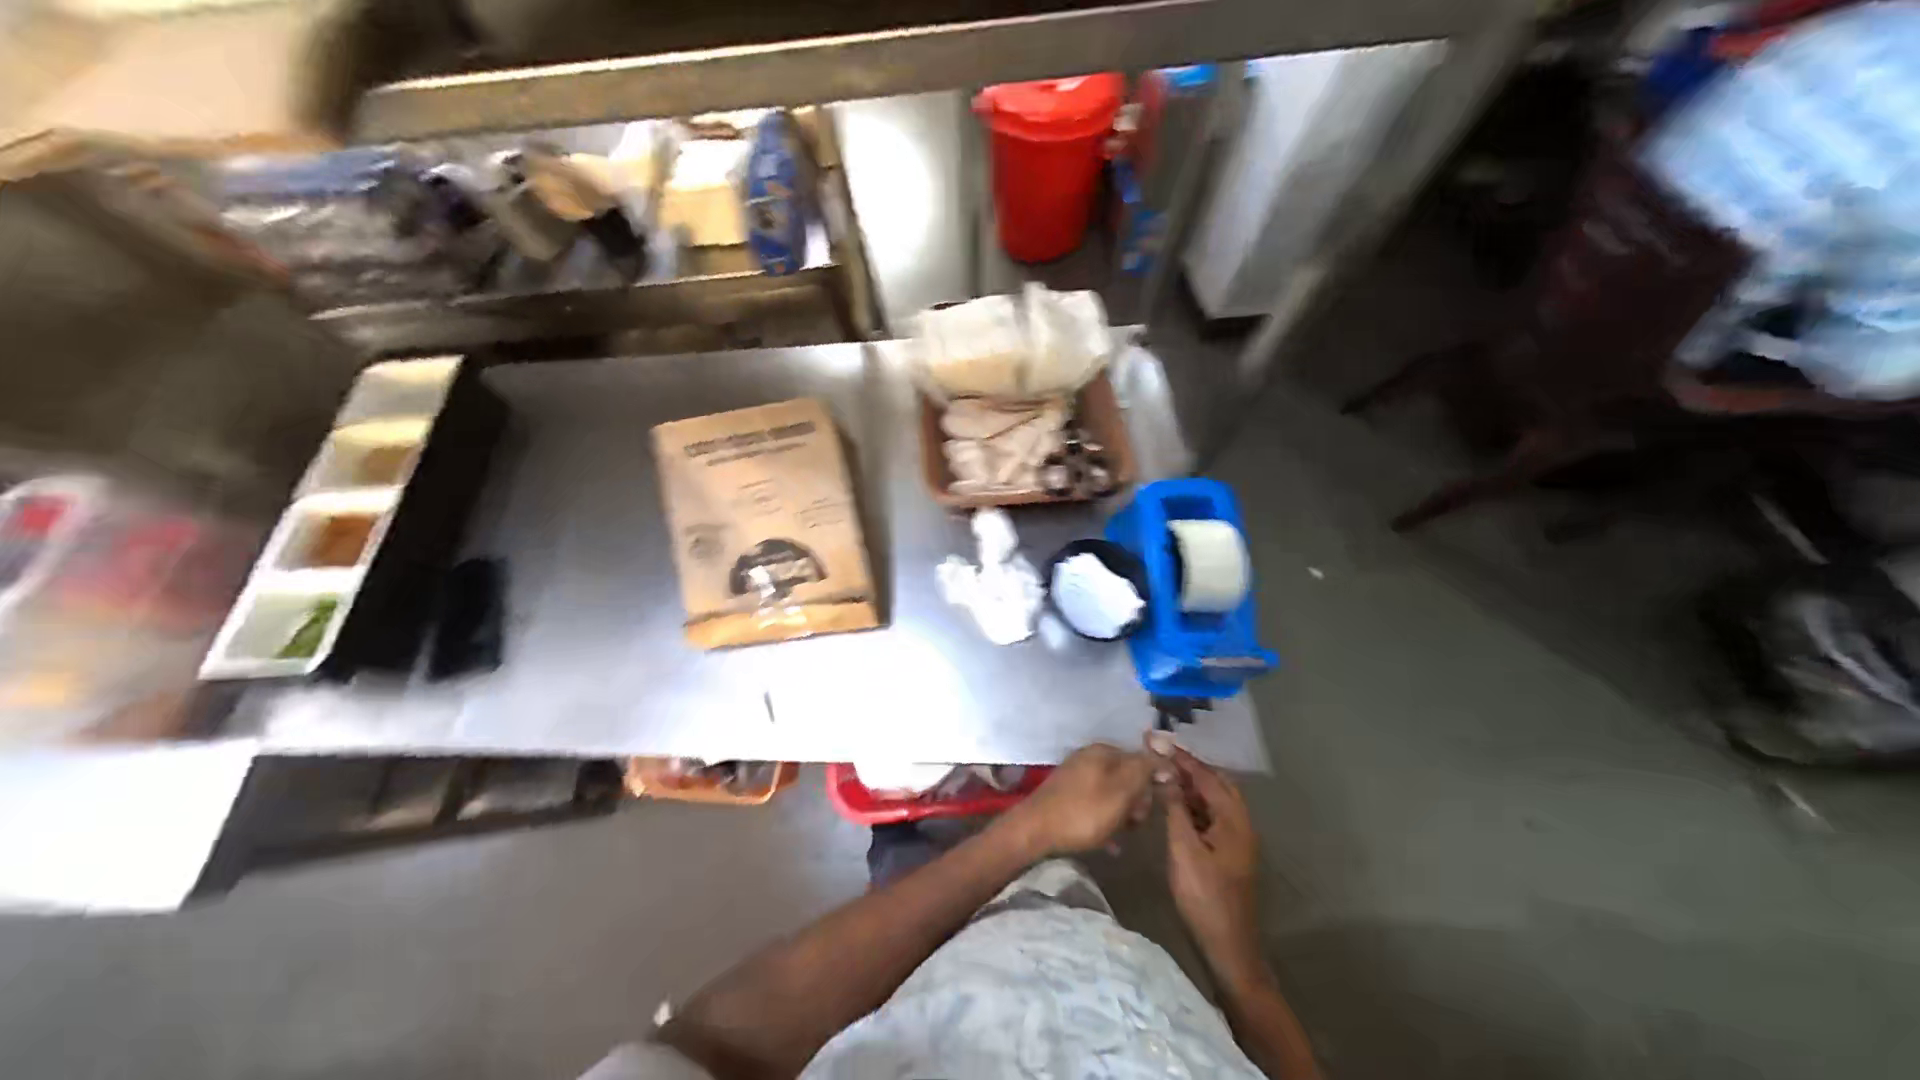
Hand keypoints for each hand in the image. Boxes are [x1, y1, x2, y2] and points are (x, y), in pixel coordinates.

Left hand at [1001, 743, 1154, 857]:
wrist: (1034, 832)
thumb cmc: (1083, 812)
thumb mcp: (1121, 791)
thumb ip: (1144, 770)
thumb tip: (1166, 756)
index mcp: (1103, 751)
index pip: (1141, 760)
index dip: (1150, 786)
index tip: (1146, 810)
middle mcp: (1089, 757)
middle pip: (1127, 777)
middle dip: (1134, 803)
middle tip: (1131, 824)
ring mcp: (1076, 776)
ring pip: (1112, 794)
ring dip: (1120, 815)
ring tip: (1117, 836)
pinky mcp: (1066, 795)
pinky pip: (1095, 806)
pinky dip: (1104, 822)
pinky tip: (1107, 842)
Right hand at [1155, 739, 1261, 967]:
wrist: (1228, 945)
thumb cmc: (1204, 896)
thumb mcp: (1183, 849)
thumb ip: (1175, 808)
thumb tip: (1166, 772)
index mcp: (1233, 819)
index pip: (1206, 776)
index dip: (1181, 757)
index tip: (1156, 740)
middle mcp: (1240, 823)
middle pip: (1215, 783)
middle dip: (1188, 767)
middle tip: (1158, 754)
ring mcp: (1236, 839)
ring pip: (1213, 800)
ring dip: (1190, 785)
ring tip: (1160, 773)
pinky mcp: (1228, 852)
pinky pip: (1210, 815)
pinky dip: (1192, 803)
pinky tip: (1172, 804)